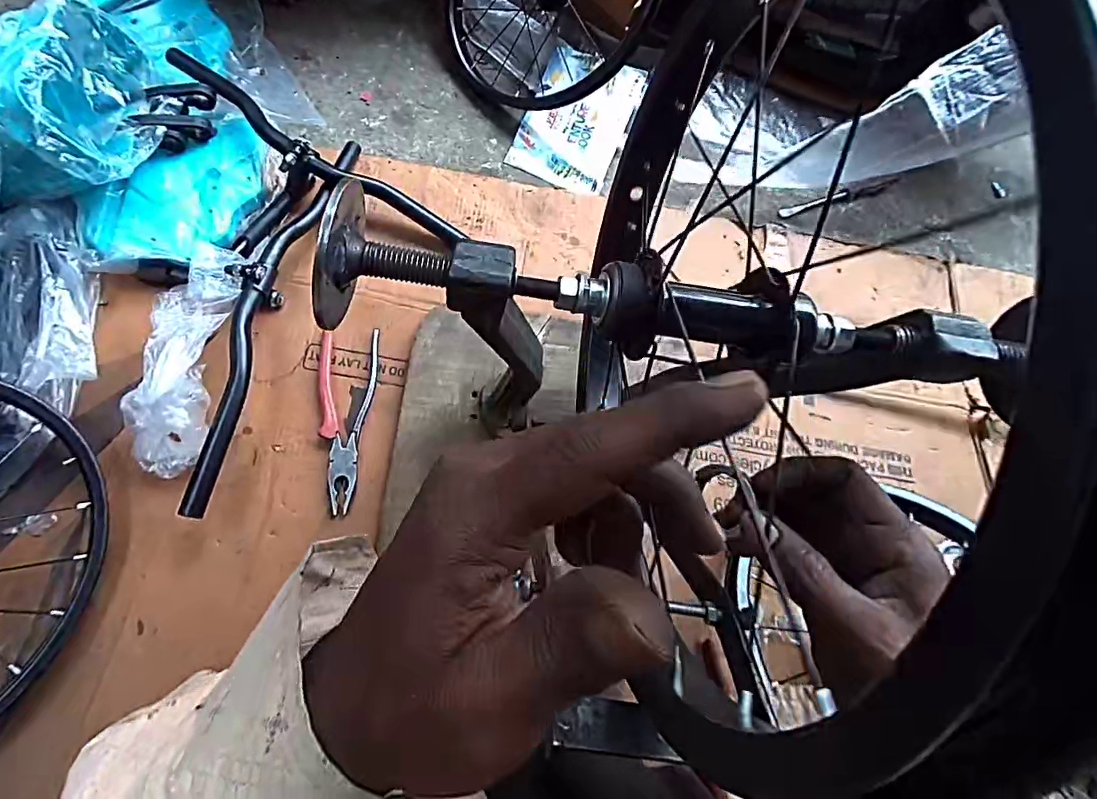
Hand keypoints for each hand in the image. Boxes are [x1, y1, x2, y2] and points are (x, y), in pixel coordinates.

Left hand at [302, 374, 766, 795]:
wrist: (353, 705)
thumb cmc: (412, 704)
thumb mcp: (493, 694)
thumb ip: (571, 643)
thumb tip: (648, 608)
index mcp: (480, 501)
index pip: (588, 446)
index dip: (670, 417)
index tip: (743, 391)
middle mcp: (482, 471)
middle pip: (599, 452)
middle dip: (664, 494)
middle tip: (708, 563)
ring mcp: (484, 483)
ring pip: (591, 472)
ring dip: (636, 519)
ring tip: (641, 592)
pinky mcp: (490, 504)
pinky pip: (569, 494)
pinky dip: (605, 530)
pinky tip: (602, 580)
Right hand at [716, 457, 950, 700]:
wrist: (934, 759)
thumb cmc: (915, 692)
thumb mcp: (855, 628)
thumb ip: (803, 570)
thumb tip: (752, 521)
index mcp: (896, 545)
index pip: (844, 478)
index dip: (797, 472)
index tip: (754, 487)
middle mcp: (871, 548)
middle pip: (813, 495)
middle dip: (768, 495)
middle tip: (729, 511)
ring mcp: (849, 568)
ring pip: (796, 521)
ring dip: (758, 519)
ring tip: (727, 531)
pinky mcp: (828, 590)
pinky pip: (788, 550)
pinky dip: (760, 544)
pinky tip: (737, 550)